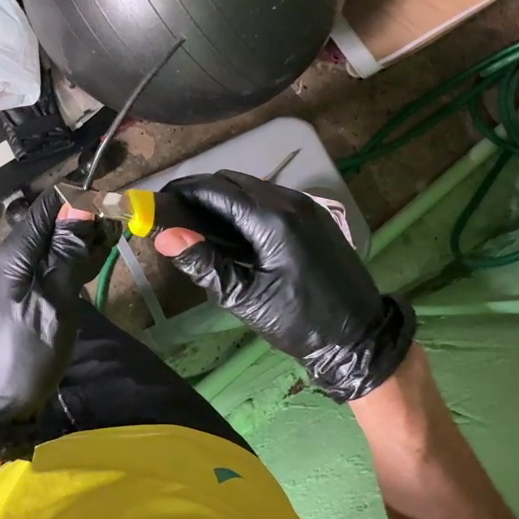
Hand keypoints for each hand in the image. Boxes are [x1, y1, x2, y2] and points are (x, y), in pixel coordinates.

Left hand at [0, 191, 117, 457]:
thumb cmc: (26, 352)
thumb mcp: (54, 302)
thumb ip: (67, 254)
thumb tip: (80, 207)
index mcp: (17, 251)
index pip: (51, 203)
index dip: (83, 200)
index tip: (115, 209)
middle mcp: (16, 255)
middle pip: (55, 220)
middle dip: (87, 219)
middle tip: (118, 232)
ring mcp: (21, 275)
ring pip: (57, 241)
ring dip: (85, 240)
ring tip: (111, 246)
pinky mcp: (29, 293)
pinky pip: (54, 263)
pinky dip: (76, 260)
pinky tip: (95, 264)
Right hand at [156, 171, 413, 401]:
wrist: (359, 336)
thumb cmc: (299, 322)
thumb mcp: (244, 298)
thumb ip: (204, 263)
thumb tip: (164, 236)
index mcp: (272, 219)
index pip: (216, 189)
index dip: (184, 191)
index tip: (159, 202)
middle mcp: (290, 201)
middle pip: (233, 182)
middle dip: (200, 193)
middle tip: (175, 216)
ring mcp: (306, 206)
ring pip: (252, 188)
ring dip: (223, 199)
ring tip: (199, 226)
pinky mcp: (314, 216)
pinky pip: (271, 199)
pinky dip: (245, 207)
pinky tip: (233, 233)